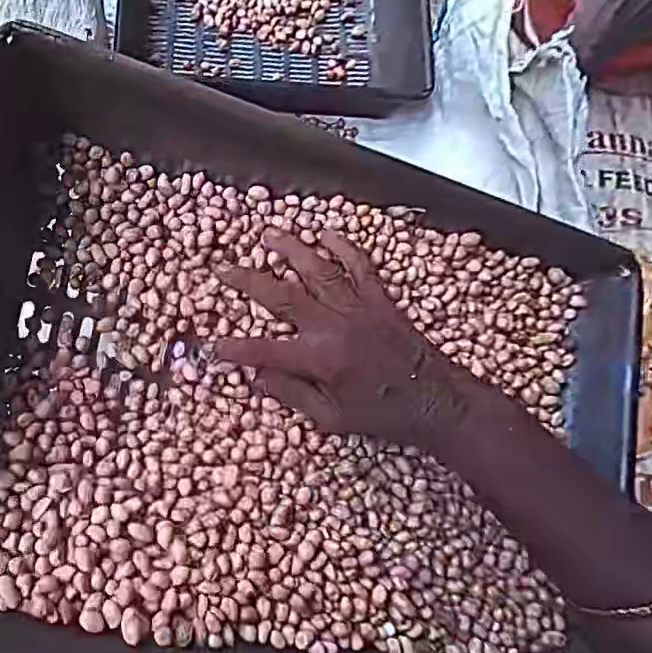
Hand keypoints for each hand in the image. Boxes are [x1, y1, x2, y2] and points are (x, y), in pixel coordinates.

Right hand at [214, 230, 505, 450]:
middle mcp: (335, 325)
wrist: (438, 402)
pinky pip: (359, 266)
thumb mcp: (330, 418)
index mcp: (320, 358)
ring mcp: (359, 308)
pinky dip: (343, 247)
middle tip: (222, 269)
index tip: (213, 346)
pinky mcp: (380, 300)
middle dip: (248, 281)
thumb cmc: (383, 415)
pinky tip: (325, 234)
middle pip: (282, 296)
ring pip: (318, 270)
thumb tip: (258, 378)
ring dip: (291, 249)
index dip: (235, 349)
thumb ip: (292, 394)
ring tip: (269, 234)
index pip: (264, 350)